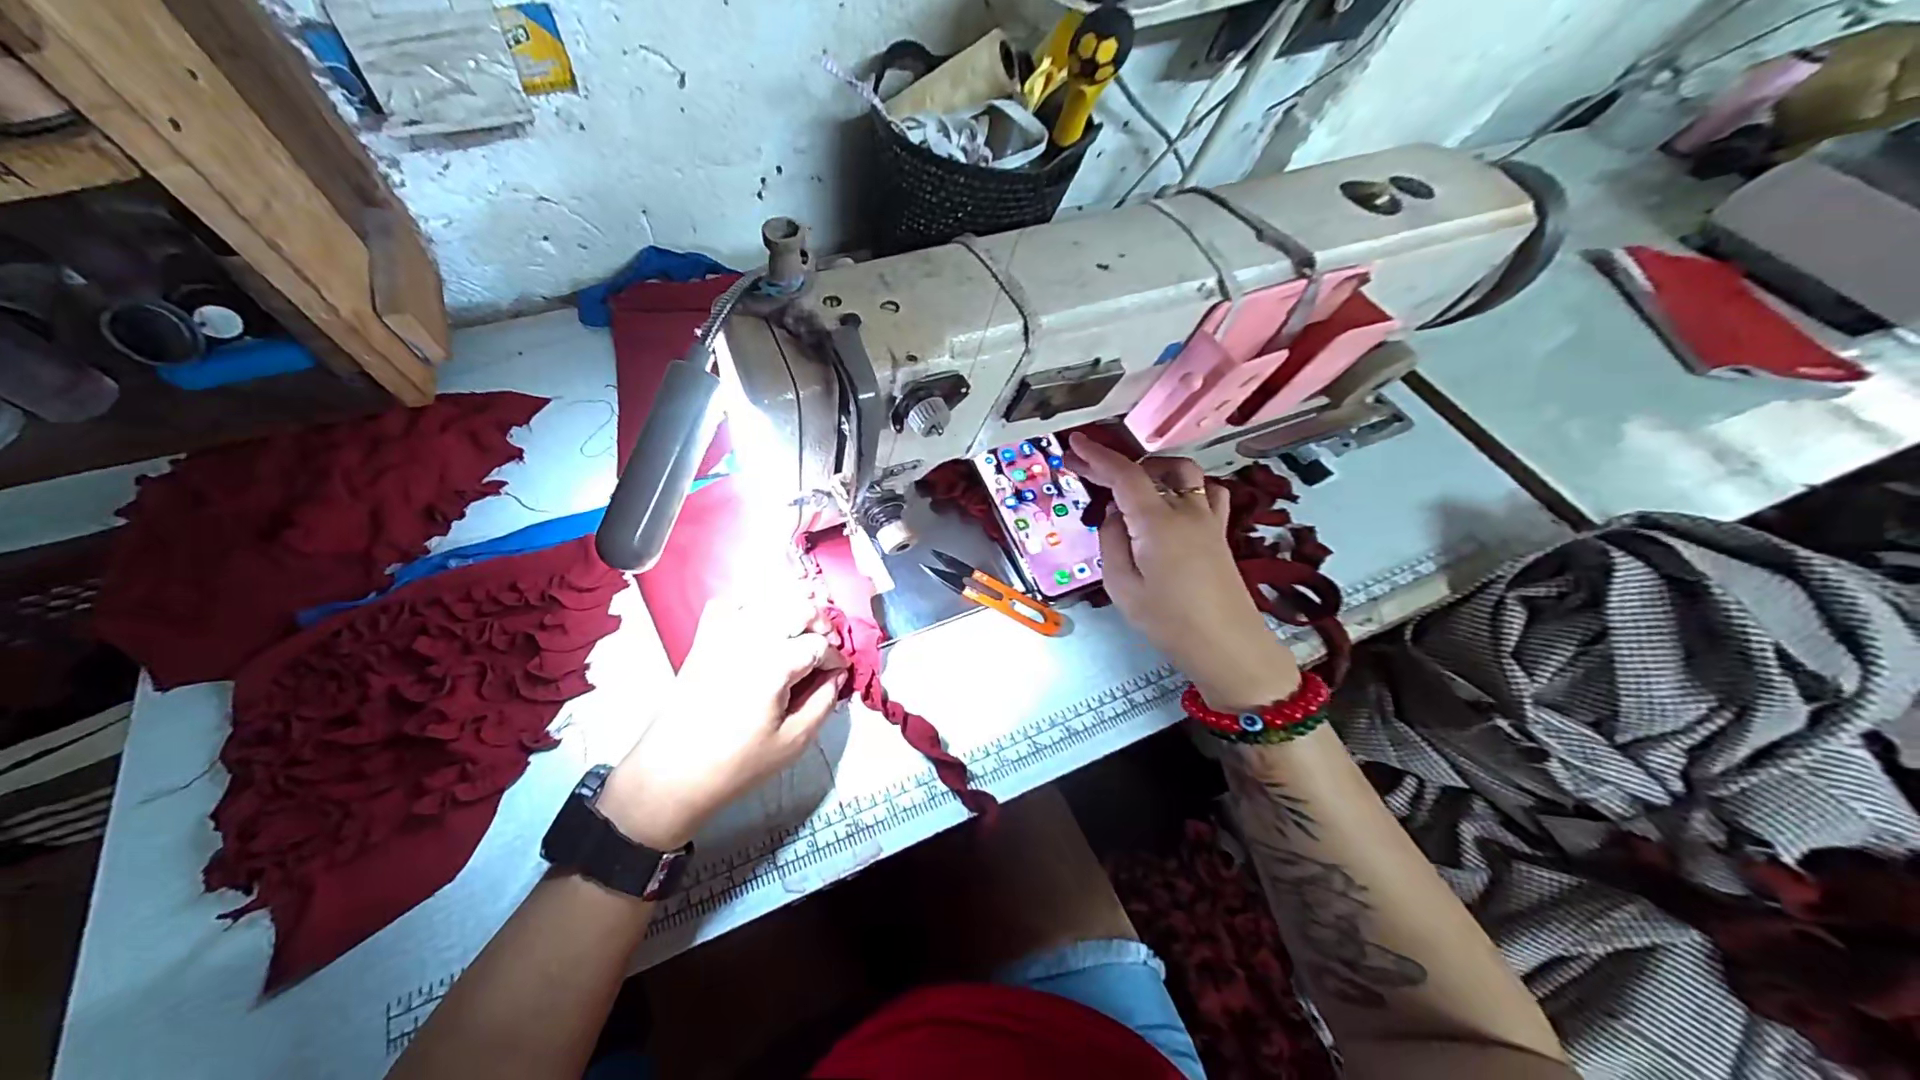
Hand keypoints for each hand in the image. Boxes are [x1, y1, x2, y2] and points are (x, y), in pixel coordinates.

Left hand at [598, 595, 848, 849]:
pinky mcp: (704, 640)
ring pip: (768, 600)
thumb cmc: (735, 765)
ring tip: (798, 635)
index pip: (820, 644)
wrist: (672, 775)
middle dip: (821, 625)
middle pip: (799, 607)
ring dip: (791, 611)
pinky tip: (760, 626)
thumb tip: (837, 675)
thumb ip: (823, 702)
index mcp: (774, 666)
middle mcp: (750, 640)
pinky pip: (729, 603)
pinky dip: (750, 606)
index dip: (836, 658)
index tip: (837, 675)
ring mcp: (723, 635)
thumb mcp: (793, 742)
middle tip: (824, 650)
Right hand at [1067, 432, 1299, 711]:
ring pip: (1183, 472)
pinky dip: (1185, 485)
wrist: (1226, 645)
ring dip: (1154, 468)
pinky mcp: (1219, 530)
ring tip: (1131, 483)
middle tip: (1089, 469)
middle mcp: (1186, 509)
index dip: (1097, 456)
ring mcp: (1208, 517)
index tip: (1075, 444)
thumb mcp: (1122, 586)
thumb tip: (1114, 515)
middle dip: (1117, 463)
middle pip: (1151, 468)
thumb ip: (1112, 542)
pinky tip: (1173, 500)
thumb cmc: (1169, 621)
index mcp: (1157, 521)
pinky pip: (1206, 490)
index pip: (1124, 474)